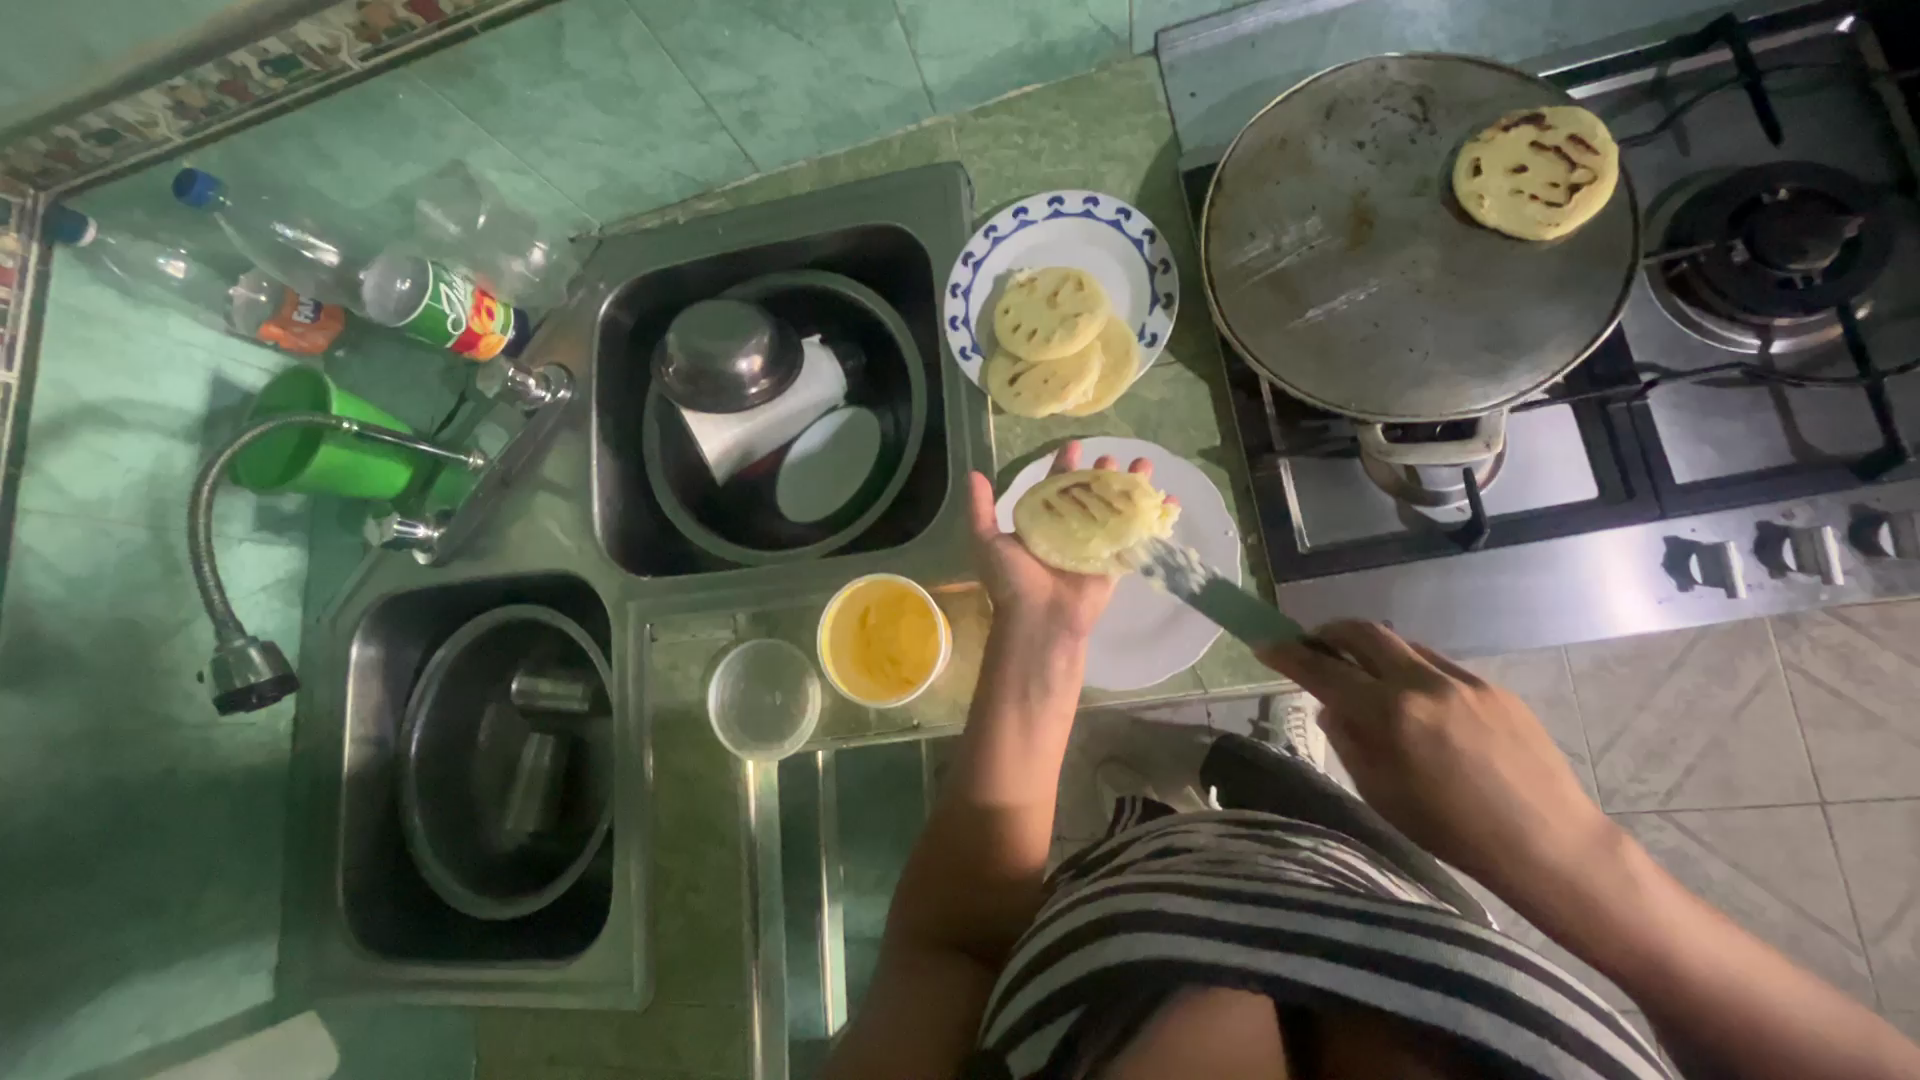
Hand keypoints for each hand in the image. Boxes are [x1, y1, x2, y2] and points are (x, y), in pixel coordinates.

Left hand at [966, 442, 1156, 639]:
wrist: (1039, 620)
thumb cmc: (1012, 581)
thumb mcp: (987, 540)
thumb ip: (980, 508)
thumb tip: (973, 473)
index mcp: (1040, 522)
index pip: (1054, 486)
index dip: (1064, 466)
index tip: (1074, 447)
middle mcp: (1068, 529)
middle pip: (1089, 493)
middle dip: (1102, 473)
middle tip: (1111, 459)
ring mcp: (1094, 544)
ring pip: (1115, 508)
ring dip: (1131, 486)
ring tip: (1144, 465)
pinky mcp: (1115, 561)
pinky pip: (1137, 535)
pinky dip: (1154, 518)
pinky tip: (1170, 499)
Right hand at [1259, 621, 1618, 896]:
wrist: (1547, 842)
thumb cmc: (1451, 829)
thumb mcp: (1380, 793)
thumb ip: (1348, 740)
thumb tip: (1331, 706)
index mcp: (1391, 713)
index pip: (1323, 670)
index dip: (1288, 655)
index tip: (1266, 646)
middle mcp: (1424, 683)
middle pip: (1364, 632)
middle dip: (1328, 632)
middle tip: (1311, 644)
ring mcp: (1463, 680)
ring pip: (1402, 644)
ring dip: (1370, 649)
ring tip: (1361, 672)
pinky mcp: (1493, 688)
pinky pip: (1438, 664)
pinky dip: (1409, 669)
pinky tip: (1413, 699)